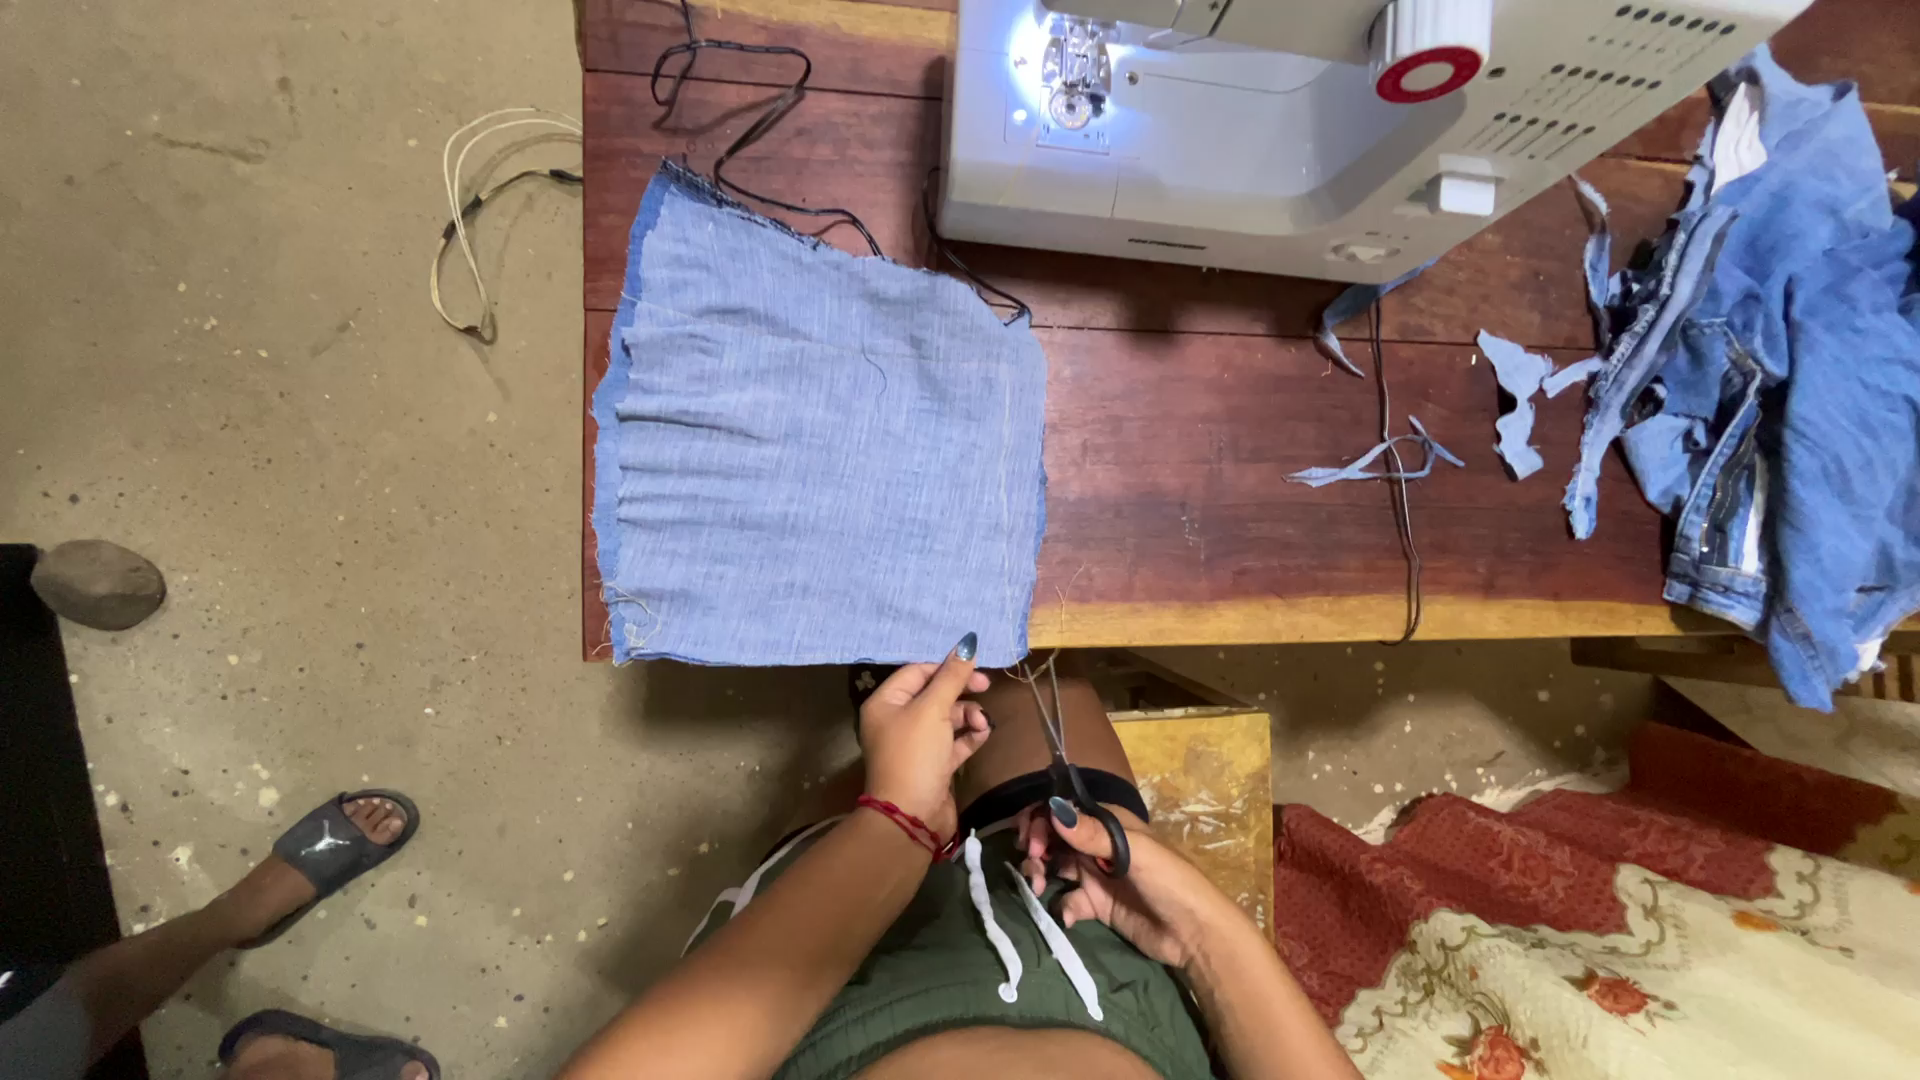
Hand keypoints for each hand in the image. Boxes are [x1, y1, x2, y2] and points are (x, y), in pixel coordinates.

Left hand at [858, 634, 991, 840]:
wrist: (912, 817)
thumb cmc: (915, 754)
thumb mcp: (934, 709)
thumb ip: (952, 676)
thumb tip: (968, 643)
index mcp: (886, 703)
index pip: (917, 672)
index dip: (945, 667)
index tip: (973, 668)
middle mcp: (897, 721)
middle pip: (934, 694)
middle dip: (961, 692)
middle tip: (986, 688)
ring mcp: (915, 745)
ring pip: (947, 718)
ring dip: (969, 716)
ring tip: (982, 723)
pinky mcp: (933, 765)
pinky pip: (954, 742)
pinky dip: (969, 736)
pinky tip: (983, 734)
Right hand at [1017, 800, 1243, 970]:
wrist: (1194, 934)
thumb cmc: (1169, 880)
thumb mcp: (1133, 851)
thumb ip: (1092, 833)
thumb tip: (1053, 809)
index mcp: (1106, 822)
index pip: (1063, 811)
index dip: (1041, 820)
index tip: (1030, 841)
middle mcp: (1096, 844)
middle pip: (1053, 838)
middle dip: (1036, 848)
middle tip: (1033, 865)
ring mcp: (1095, 874)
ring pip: (1054, 866)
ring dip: (1040, 873)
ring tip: (1038, 888)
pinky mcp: (1096, 905)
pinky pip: (1068, 900)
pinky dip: (1062, 907)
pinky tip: (1070, 916)